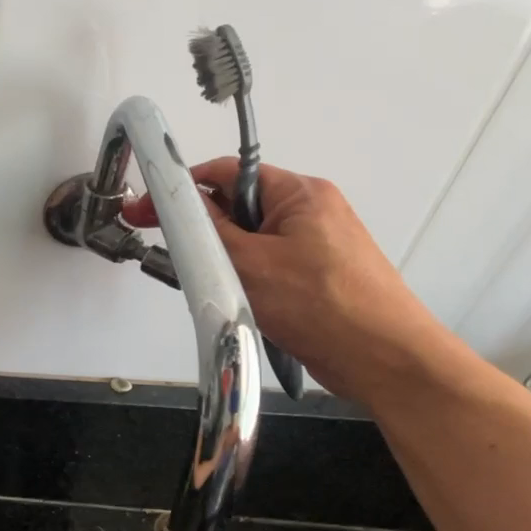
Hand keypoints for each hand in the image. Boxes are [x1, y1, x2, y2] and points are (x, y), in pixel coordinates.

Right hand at [121, 158, 451, 405]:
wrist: (383, 358)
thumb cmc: (322, 306)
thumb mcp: (248, 262)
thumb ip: (207, 229)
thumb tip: (179, 202)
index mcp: (300, 193)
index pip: (228, 172)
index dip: (181, 187)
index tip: (147, 209)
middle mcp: (311, 211)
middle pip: (236, 205)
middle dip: (200, 226)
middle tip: (166, 248)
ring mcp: (315, 243)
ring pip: (248, 238)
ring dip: (220, 256)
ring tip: (201, 280)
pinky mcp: (315, 273)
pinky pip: (264, 263)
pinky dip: (240, 275)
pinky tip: (228, 295)